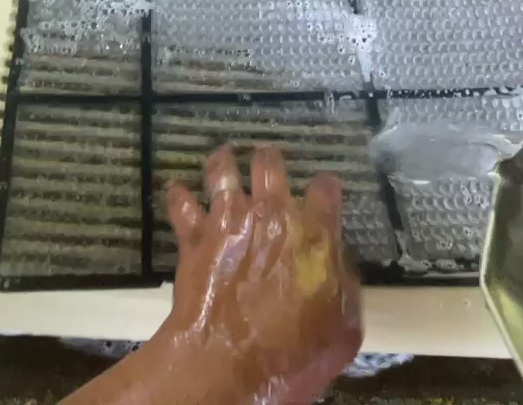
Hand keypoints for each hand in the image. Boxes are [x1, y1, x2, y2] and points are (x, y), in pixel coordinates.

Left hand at [159, 144, 363, 403]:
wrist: (228, 364)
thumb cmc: (293, 356)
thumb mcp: (343, 329)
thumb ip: (344, 286)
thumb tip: (338, 265)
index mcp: (314, 232)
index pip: (326, 189)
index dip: (326, 188)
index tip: (324, 192)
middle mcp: (271, 212)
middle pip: (269, 162)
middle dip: (269, 158)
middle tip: (267, 160)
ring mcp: (229, 219)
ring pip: (222, 169)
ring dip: (223, 162)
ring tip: (224, 157)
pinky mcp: (195, 235)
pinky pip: (181, 204)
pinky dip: (179, 196)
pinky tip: (178, 191)